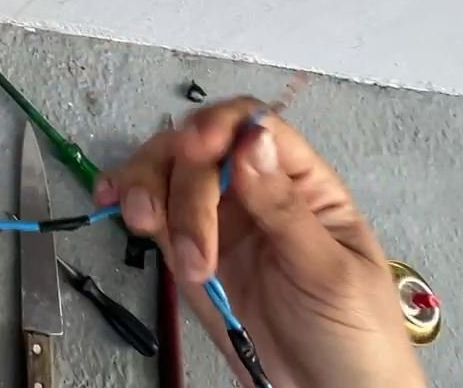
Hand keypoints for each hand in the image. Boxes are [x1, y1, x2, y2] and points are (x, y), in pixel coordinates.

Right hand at [97, 99, 425, 387]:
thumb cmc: (353, 337)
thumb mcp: (331, 274)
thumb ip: (286, 208)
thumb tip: (253, 136)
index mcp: (297, 181)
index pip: (253, 126)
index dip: (222, 124)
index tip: (198, 146)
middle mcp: (247, 185)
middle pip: (197, 147)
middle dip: (183, 187)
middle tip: (188, 244)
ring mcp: (212, 211)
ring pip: (163, 167)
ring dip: (145, 187)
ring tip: (141, 224)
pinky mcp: (181, 240)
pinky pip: (147, 203)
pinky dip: (122, 193)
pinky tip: (109, 199)